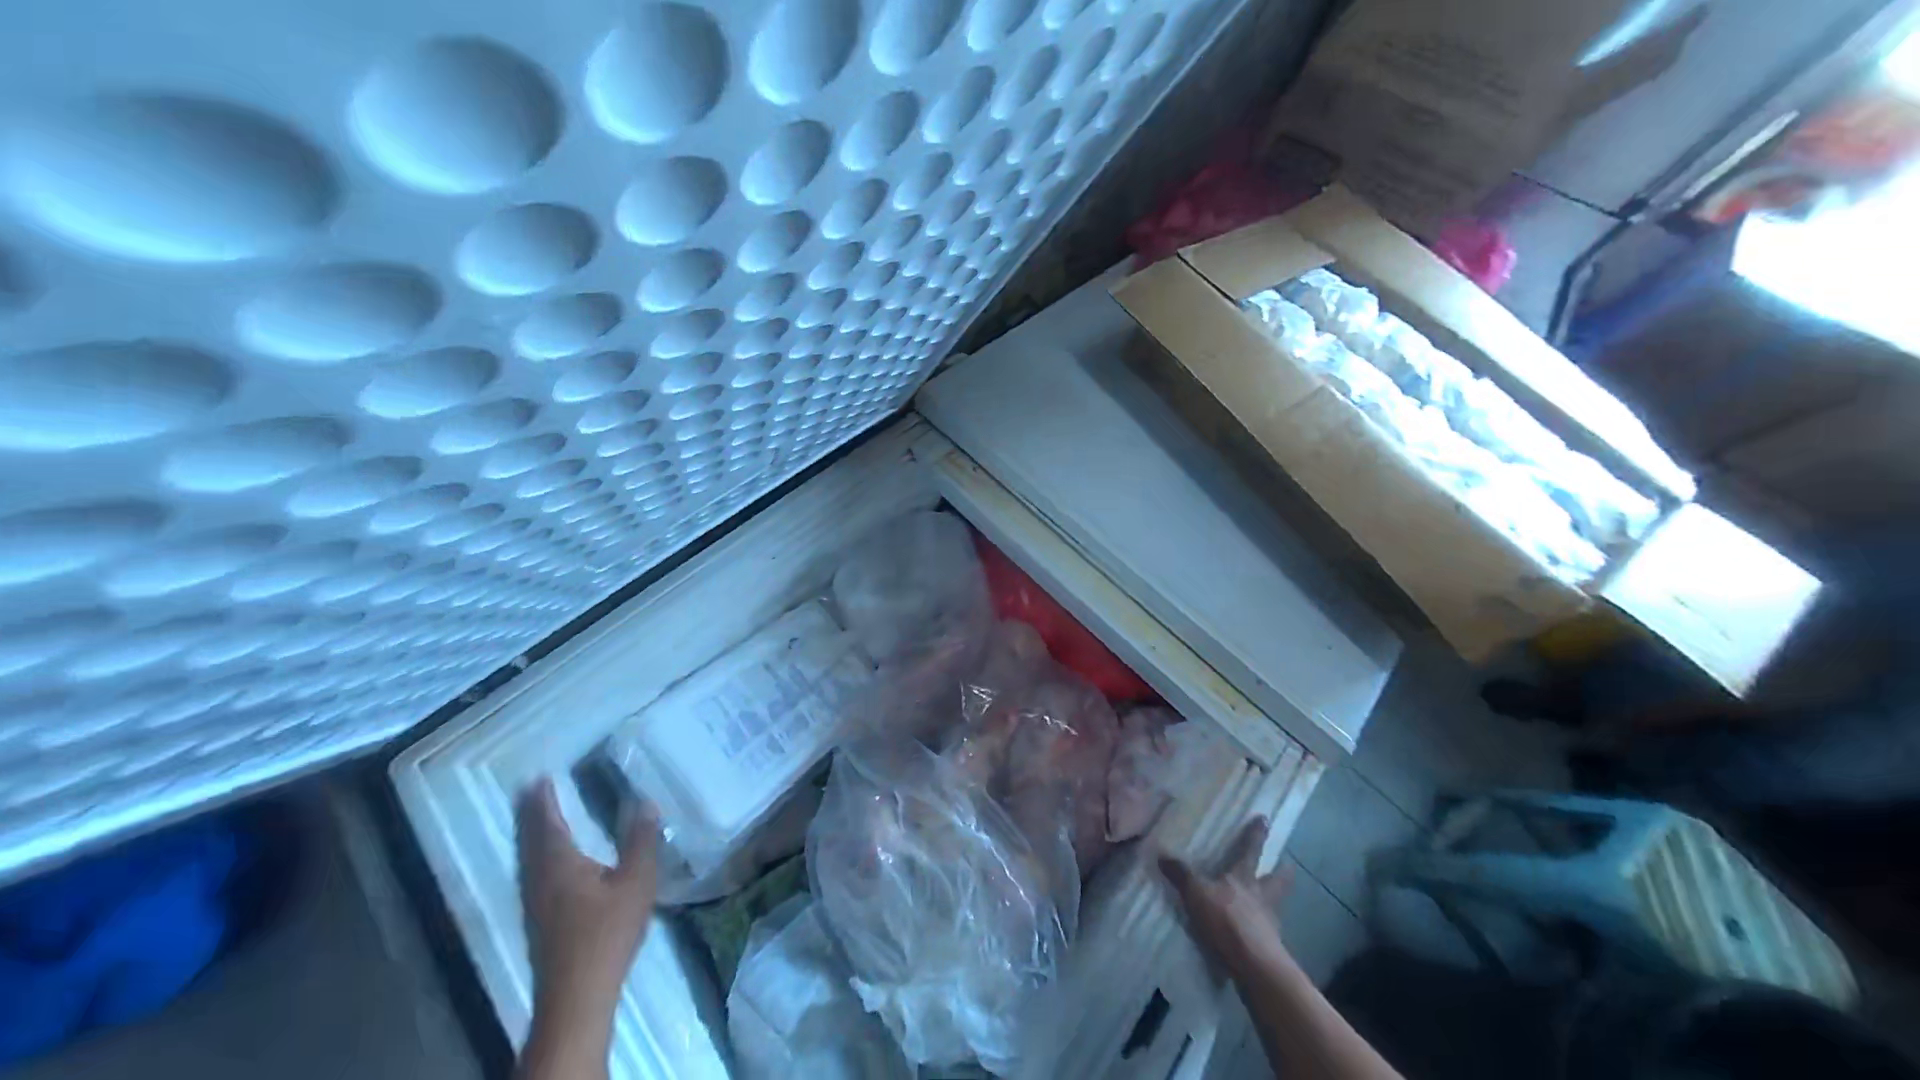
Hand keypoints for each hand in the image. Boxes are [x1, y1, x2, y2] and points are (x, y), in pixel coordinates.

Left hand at [516, 777, 659, 1026]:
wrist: (578, 993)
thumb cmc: (608, 933)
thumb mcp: (636, 882)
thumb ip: (641, 841)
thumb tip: (647, 803)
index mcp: (560, 864)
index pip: (548, 823)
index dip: (545, 801)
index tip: (540, 778)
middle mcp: (539, 878)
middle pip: (531, 839)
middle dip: (532, 813)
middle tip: (532, 790)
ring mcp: (535, 902)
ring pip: (528, 858)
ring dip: (532, 833)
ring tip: (539, 816)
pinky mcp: (538, 920)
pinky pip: (532, 872)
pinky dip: (536, 853)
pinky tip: (548, 860)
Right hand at [1158, 817, 1292, 979]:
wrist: (1254, 965)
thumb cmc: (1227, 920)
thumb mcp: (1196, 893)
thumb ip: (1181, 874)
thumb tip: (1161, 853)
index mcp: (1244, 877)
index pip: (1251, 850)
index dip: (1256, 834)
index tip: (1265, 818)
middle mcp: (1262, 896)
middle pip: (1278, 880)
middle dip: (1282, 871)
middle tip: (1287, 865)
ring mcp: (1270, 922)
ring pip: (1276, 904)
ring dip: (1274, 900)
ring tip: (1269, 900)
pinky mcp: (1270, 947)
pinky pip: (1267, 931)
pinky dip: (1263, 928)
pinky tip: (1255, 932)